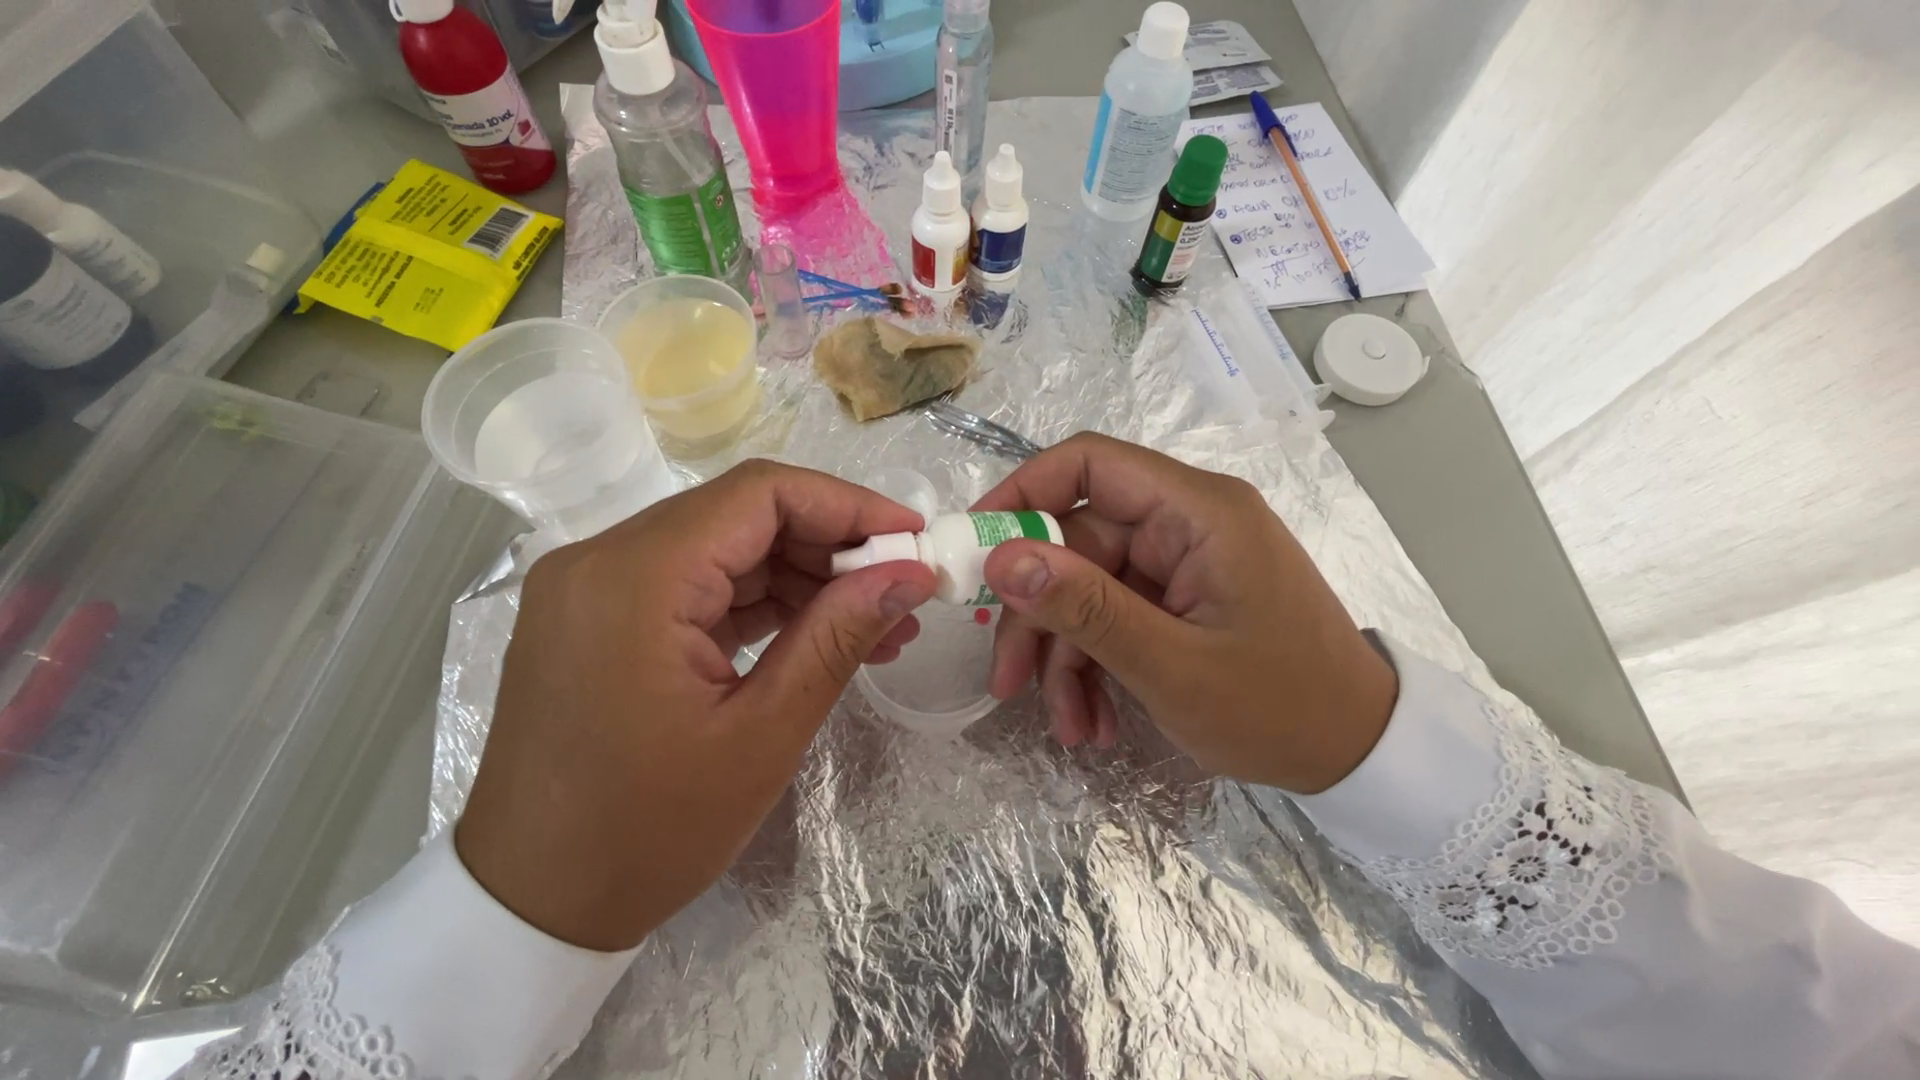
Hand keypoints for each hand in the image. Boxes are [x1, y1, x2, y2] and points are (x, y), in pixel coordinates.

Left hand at [456, 460, 935, 951]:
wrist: (532, 905)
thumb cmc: (649, 833)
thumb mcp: (763, 733)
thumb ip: (839, 636)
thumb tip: (911, 573)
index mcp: (635, 577)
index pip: (759, 493)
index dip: (848, 505)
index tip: (912, 541)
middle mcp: (601, 559)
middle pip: (740, 516)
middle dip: (830, 547)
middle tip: (903, 592)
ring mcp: (592, 588)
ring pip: (721, 549)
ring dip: (799, 578)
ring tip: (875, 626)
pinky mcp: (597, 619)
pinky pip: (692, 587)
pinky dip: (756, 603)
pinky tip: (815, 635)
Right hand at [973, 433, 1397, 793]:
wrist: (1363, 755)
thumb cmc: (1281, 709)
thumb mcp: (1171, 666)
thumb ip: (1085, 608)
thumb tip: (1002, 559)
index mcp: (1198, 511)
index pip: (1087, 464)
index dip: (1021, 496)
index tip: (976, 552)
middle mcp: (1188, 523)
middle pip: (1078, 544)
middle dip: (1040, 618)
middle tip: (1007, 682)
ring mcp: (1186, 564)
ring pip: (1091, 590)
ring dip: (1067, 658)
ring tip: (1068, 726)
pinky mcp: (1185, 600)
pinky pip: (1118, 618)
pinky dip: (1098, 668)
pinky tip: (1095, 722)